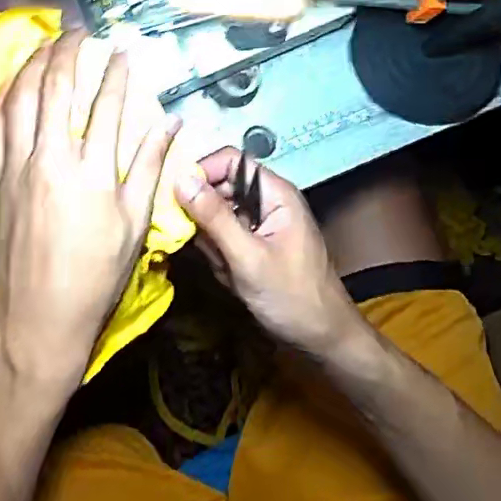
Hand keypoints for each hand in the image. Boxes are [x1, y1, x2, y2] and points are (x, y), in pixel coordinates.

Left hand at [0, 30, 181, 387]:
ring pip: (19, 100)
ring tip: (46, 45)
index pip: (105, 104)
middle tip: (78, 31)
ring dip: (32, 66)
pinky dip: (5, 98)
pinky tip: (13, 85)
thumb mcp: (134, 221)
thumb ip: (150, 164)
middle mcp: (49, 158)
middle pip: (56, 89)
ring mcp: (15, 167)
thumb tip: (171, 121)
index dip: (115, 71)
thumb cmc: (96, 272)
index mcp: (90, 170)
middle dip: (68, 52)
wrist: (38, 318)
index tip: (121, 48)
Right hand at [174, 149, 365, 358]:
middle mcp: (267, 200)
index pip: (230, 161)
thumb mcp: (247, 257)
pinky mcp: (255, 243)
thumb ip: (214, 217)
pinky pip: (225, 237)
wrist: (323, 339)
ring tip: (227, 269)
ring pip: (219, 216)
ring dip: (213, 243)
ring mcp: (261, 222)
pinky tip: (231, 277)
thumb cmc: (292, 296)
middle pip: (221, 187)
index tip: (176, 196)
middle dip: (206, 217)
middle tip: (205, 247)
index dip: (202, 171)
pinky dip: (220, 256)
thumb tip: (181, 179)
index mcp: (274, 192)